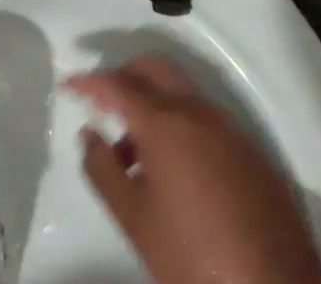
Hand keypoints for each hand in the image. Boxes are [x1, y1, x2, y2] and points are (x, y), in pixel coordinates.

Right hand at [67, 56, 320, 283]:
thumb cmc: (193, 252)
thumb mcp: (133, 216)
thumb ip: (101, 168)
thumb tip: (89, 135)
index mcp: (164, 124)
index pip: (115, 84)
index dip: (86, 81)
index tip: (67, 86)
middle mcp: (199, 115)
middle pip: (154, 69)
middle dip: (123, 75)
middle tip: (100, 99)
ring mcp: (231, 131)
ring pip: (183, 93)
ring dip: (152, 103)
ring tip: (132, 149)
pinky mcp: (253, 153)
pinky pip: (207, 119)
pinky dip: (180, 123)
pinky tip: (172, 166)